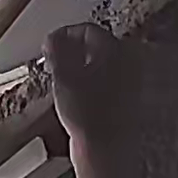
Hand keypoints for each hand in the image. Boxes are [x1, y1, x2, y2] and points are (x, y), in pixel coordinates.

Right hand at [44, 22, 140, 156]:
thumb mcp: (63, 77)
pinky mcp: (124, 99)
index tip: (49, 43)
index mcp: (113, 50)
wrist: (105, 148)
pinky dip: (87, 79)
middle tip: (52, 57)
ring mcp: (128, 82)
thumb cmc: (86, 112)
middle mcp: (126, 62)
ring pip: (99, 63)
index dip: (65, 33)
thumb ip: (57, 51)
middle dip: (72, 48)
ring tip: (59, 75)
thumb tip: (53, 37)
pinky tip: (73, 92)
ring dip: (78, 64)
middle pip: (96, 45)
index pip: (88, 30)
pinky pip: (103, 79)